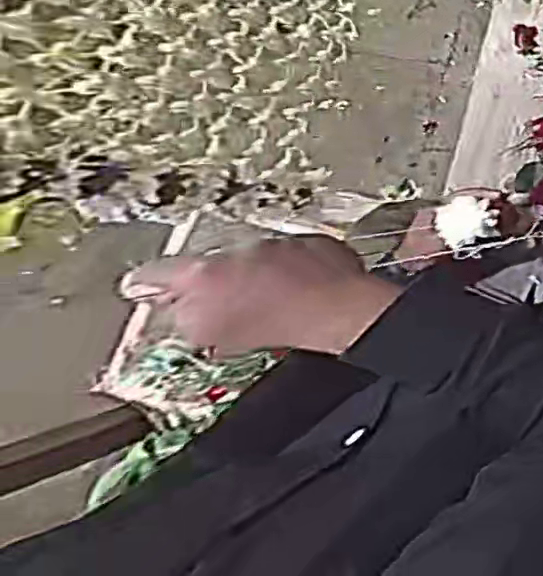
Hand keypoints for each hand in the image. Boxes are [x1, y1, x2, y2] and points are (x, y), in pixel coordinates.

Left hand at [124, 236, 399, 356]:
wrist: (341, 312)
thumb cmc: (323, 276)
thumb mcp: (295, 243)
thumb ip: (256, 250)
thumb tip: (249, 254)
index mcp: (203, 273)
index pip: (151, 273)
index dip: (163, 270)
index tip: (164, 272)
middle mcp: (192, 307)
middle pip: (176, 295)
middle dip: (202, 287)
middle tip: (237, 278)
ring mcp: (206, 332)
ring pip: (195, 314)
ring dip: (217, 306)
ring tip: (257, 296)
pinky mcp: (224, 350)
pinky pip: (216, 330)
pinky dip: (233, 322)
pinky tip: (265, 312)